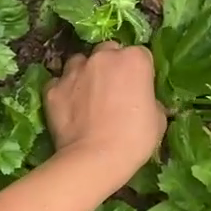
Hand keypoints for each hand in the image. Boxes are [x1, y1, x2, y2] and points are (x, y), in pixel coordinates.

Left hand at [44, 42, 164, 190]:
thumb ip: (150, 100)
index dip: (138, 72)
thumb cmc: (134, 139)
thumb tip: (144, 101)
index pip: (139, 55)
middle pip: (106, 52)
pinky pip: (57, 83)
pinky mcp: (52, 89)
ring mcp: (73, 72)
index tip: (136, 87)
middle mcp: (102, 57)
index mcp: (134, 59)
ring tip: (86, 95)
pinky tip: (67, 107)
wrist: (95, 158)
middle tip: (111, 89)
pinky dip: (62, 91)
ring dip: (83, 74)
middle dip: (109, 65)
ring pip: (79, 63)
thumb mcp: (158, 118)